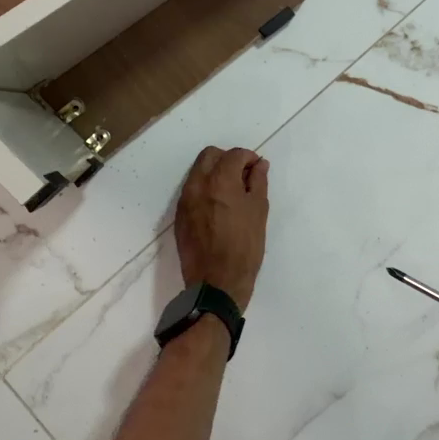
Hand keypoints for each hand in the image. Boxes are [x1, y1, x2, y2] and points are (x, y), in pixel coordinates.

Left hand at [175, 147, 269, 311]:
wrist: (216, 284)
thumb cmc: (244, 246)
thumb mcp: (259, 210)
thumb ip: (258, 181)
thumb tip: (259, 164)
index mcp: (219, 181)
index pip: (234, 155)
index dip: (249, 158)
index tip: (257, 170)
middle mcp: (197, 185)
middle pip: (210, 155)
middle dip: (228, 159)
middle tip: (243, 176)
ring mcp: (185, 201)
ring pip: (198, 172)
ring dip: (215, 173)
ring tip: (231, 193)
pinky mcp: (179, 217)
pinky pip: (192, 191)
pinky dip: (205, 190)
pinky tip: (218, 208)